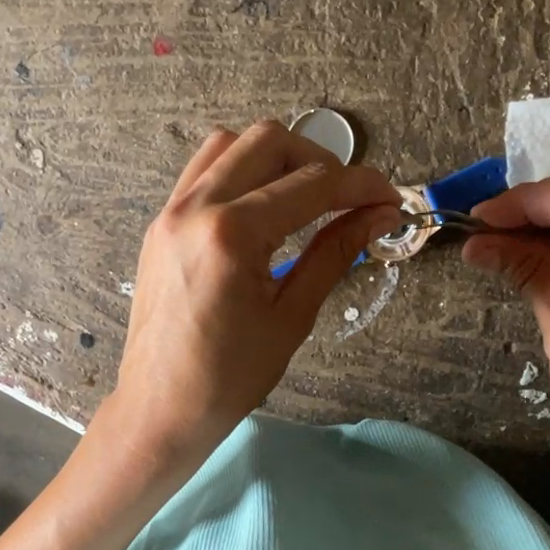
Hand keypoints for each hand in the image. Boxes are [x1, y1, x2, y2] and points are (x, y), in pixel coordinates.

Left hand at [105, 120, 403, 463]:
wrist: (160, 408)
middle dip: (319, 160)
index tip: (389, 198)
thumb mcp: (291, 317)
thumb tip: (379, 215)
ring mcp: (170, 213)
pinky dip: (238, 175)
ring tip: (303, 198)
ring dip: (274, 159)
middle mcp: (195, 208)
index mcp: (231, 234)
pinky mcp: (159, 226)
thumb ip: (334, 254)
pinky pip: (202, 173)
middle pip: (268, 141)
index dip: (360, 186)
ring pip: (228, 146)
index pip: (311, 184)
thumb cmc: (228, 377)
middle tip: (346, 198)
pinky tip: (260, 210)